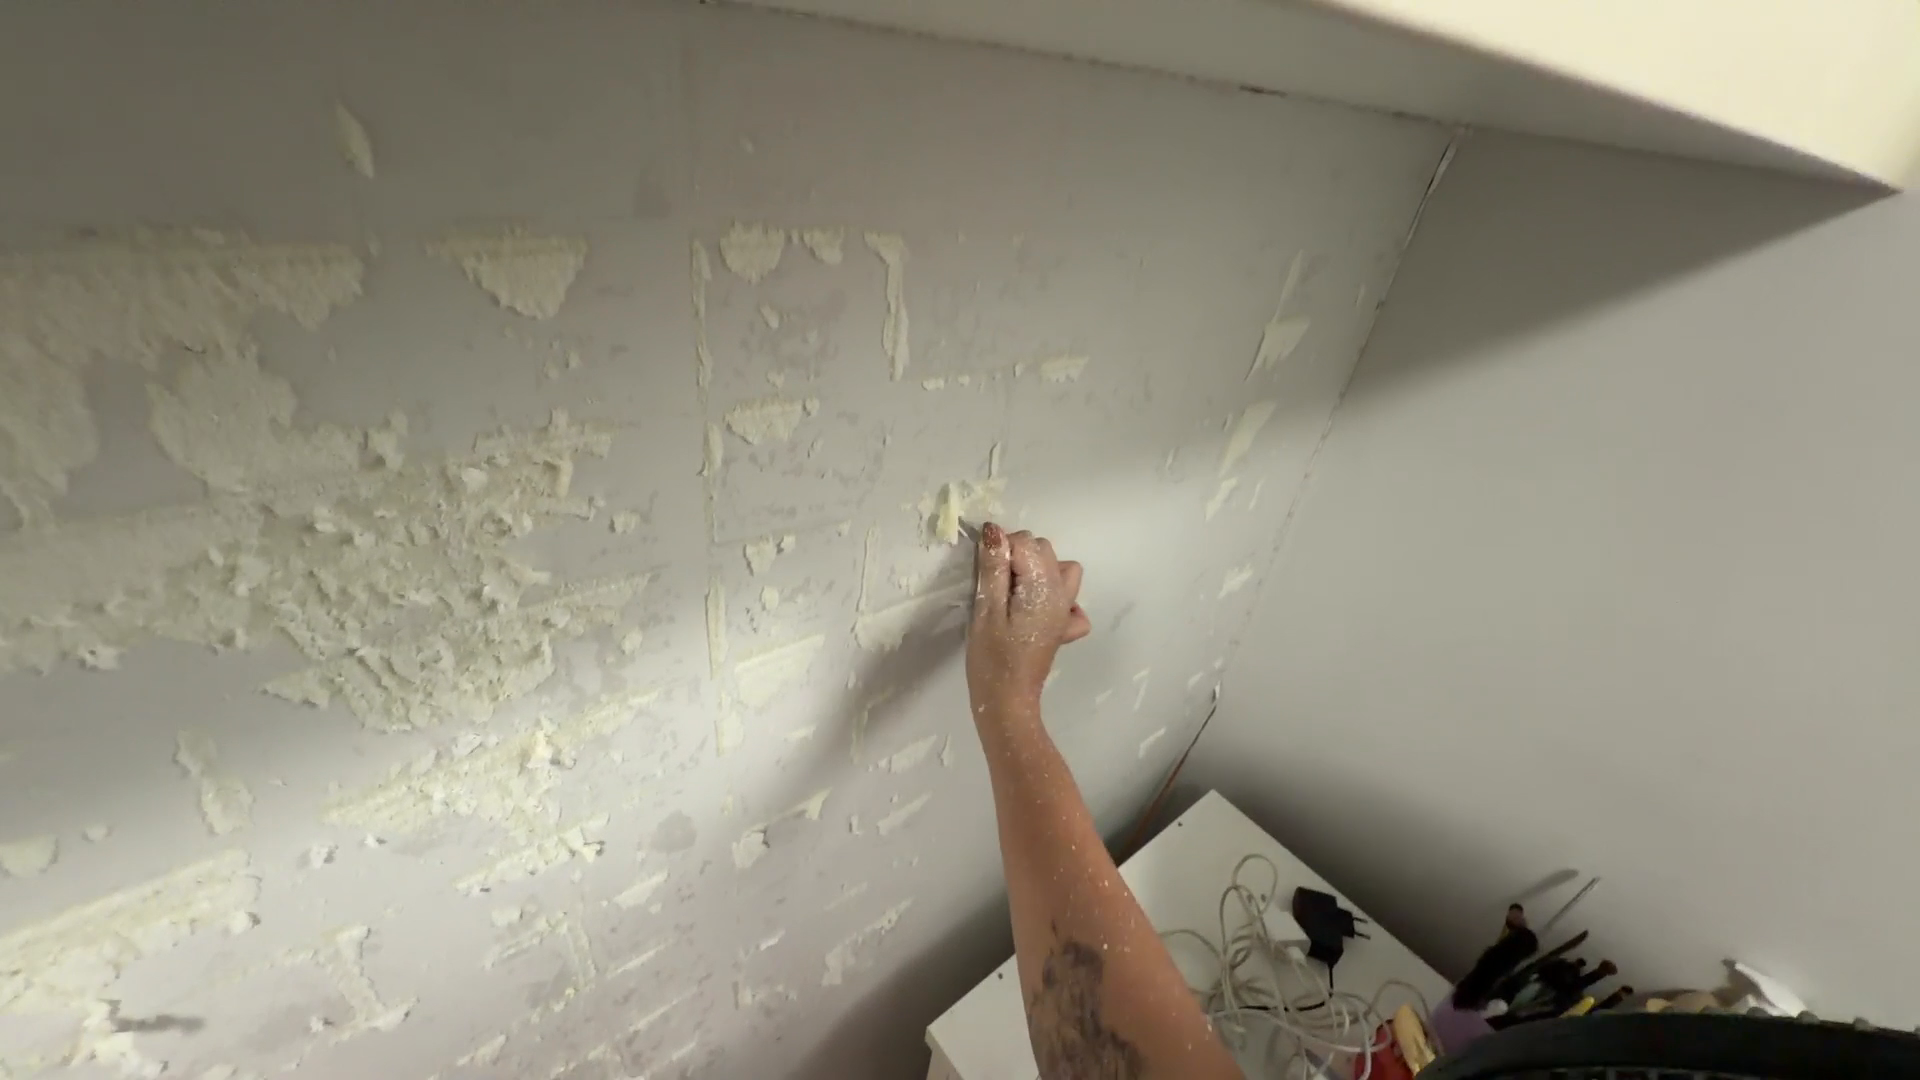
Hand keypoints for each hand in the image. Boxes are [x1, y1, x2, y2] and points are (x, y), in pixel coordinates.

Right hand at [967, 522, 1091, 719]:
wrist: (1007, 700)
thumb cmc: (991, 657)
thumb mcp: (986, 609)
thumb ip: (993, 568)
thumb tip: (994, 531)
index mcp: (1043, 587)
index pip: (1025, 542)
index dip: (1000, 548)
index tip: (983, 570)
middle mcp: (1062, 593)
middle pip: (1043, 549)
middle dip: (1017, 554)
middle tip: (993, 583)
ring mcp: (1066, 610)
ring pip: (1061, 568)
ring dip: (1037, 568)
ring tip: (1014, 589)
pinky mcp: (1063, 625)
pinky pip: (1069, 599)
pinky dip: (1055, 595)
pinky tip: (1036, 608)